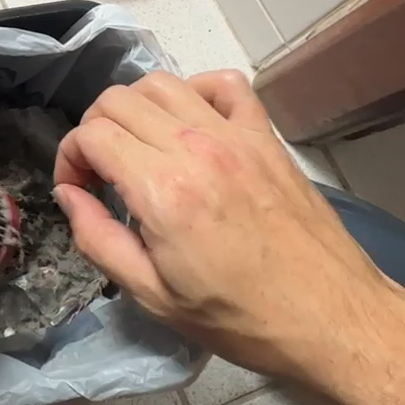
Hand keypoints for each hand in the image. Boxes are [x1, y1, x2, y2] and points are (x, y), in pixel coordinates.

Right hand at [52, 70, 403, 385]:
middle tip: (101, 170)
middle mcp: (194, 147)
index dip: (69, 156)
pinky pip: (223, 83)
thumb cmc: (242, 317)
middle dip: (94, 129)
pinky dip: (196, 89)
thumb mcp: (154, 297)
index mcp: (162, 190)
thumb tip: (69, 195)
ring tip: (139, 145)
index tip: (76, 187)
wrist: (334, 321)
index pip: (92, 134)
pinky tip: (190, 122)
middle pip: (118, 100)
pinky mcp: (265, 135)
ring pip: (161, 83)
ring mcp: (234, 135)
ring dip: (135, 107)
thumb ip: (98, 239)